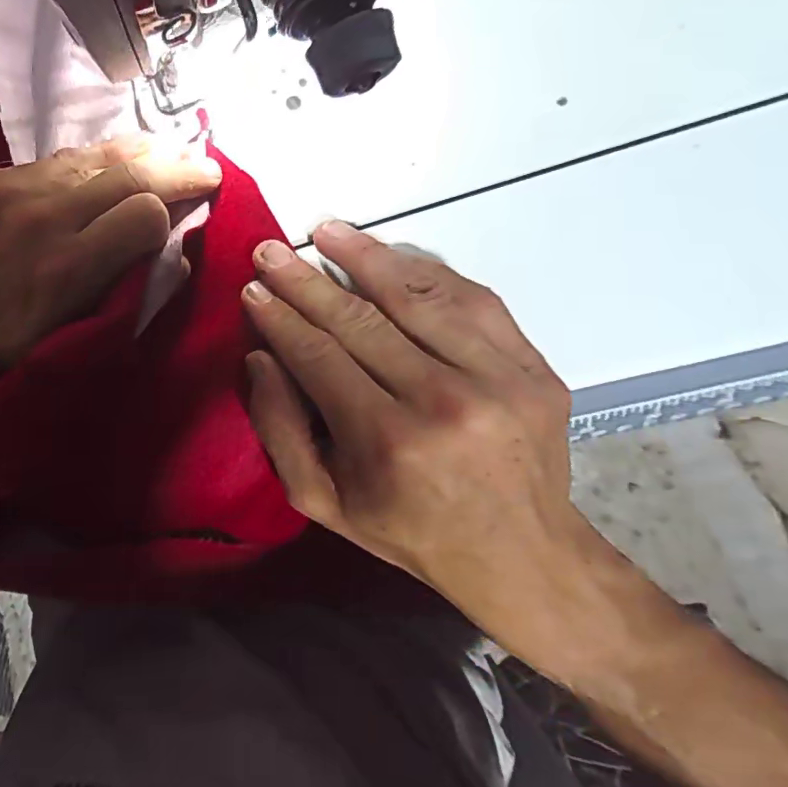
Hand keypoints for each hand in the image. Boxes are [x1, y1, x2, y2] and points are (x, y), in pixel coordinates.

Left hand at [0, 134, 221, 413]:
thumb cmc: (12, 338)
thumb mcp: (78, 319)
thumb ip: (126, 273)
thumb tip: (169, 234)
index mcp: (70, 264)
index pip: (145, 211)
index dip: (179, 200)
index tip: (202, 195)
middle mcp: (47, 215)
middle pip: (127, 172)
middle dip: (173, 165)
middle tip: (202, 163)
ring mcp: (18, 189)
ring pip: (93, 155)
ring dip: (134, 152)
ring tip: (163, 151)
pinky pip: (57, 161)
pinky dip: (89, 163)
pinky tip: (103, 167)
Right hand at [240, 220, 586, 631]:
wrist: (522, 556)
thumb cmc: (406, 529)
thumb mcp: (320, 499)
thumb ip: (279, 429)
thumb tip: (261, 357)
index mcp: (388, 440)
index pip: (319, 355)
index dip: (281, 317)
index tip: (253, 288)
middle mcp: (445, 401)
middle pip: (360, 319)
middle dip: (306, 280)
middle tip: (271, 249)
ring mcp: (498, 379)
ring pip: (417, 297)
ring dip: (365, 256)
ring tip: (326, 230)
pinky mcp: (534, 368)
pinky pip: (473, 300)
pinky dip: (426, 271)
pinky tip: (389, 255)